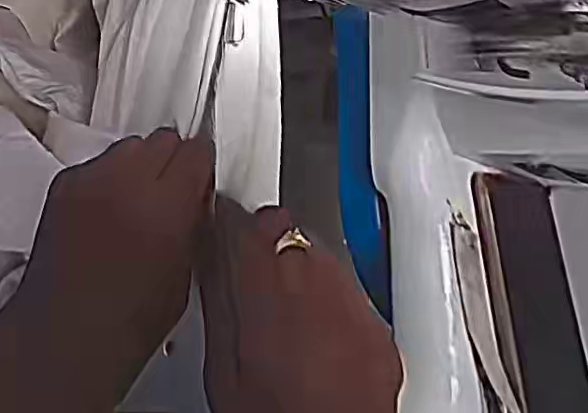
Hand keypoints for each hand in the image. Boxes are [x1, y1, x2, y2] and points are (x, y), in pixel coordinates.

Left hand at [0, 129, 213, 412]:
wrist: (60, 342)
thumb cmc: (119, 327)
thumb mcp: (181, 277)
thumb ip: (193, 222)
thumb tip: (197, 195)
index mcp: (167, 206)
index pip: (196, 151)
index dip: (200, 166)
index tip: (199, 175)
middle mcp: (129, 183)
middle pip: (165, 139)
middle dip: (171, 161)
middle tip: (168, 190)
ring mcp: (93, 179)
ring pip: (131, 146)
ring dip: (138, 166)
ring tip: (135, 201)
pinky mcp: (66, 182)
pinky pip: (98, 162)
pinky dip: (106, 178)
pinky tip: (106, 210)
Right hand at [201, 197, 402, 412]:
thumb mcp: (224, 368)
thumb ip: (218, 297)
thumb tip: (211, 257)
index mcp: (269, 283)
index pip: (250, 222)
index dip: (236, 219)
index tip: (227, 224)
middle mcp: (314, 279)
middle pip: (288, 233)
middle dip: (269, 244)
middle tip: (255, 278)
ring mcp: (350, 299)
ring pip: (320, 258)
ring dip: (302, 270)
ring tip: (287, 316)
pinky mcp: (377, 327)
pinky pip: (349, 293)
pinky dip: (332, 302)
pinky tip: (318, 336)